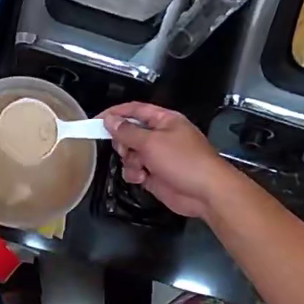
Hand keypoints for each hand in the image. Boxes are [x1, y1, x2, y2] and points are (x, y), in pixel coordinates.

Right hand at [100, 102, 239, 219]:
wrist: (205, 192)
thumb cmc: (187, 162)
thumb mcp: (152, 142)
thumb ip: (128, 131)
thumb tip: (111, 121)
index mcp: (164, 120)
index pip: (134, 110)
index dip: (115, 114)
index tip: (97, 120)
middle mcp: (161, 136)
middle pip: (130, 133)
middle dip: (123, 142)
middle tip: (125, 148)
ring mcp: (158, 156)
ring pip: (130, 154)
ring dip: (130, 161)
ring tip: (140, 167)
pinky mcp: (156, 175)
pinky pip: (135, 170)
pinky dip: (135, 174)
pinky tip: (143, 178)